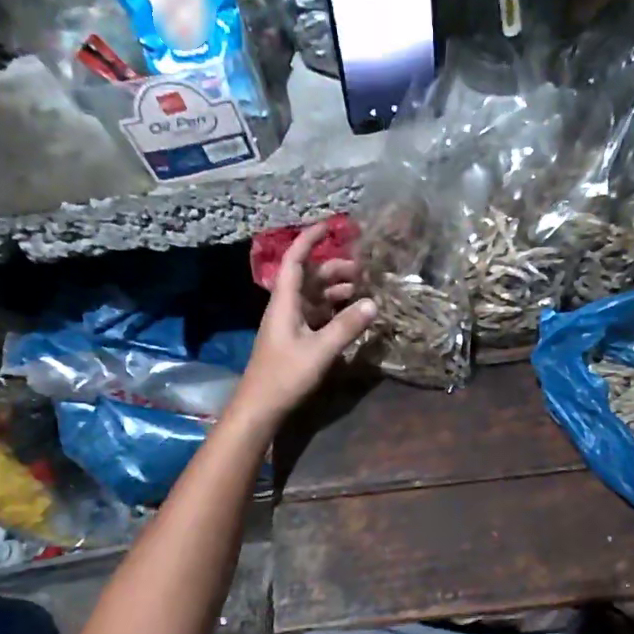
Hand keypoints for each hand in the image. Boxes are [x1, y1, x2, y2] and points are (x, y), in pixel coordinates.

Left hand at [230, 223, 375, 430]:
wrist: (260, 407)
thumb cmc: (285, 376)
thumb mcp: (319, 351)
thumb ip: (346, 327)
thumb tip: (373, 303)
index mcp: (285, 302)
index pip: (295, 261)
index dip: (309, 241)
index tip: (329, 226)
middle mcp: (285, 308)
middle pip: (309, 278)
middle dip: (334, 269)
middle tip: (364, 271)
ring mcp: (289, 325)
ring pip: (314, 298)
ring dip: (335, 291)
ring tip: (363, 291)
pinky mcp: (294, 341)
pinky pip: (315, 316)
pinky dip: (332, 311)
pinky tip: (350, 317)